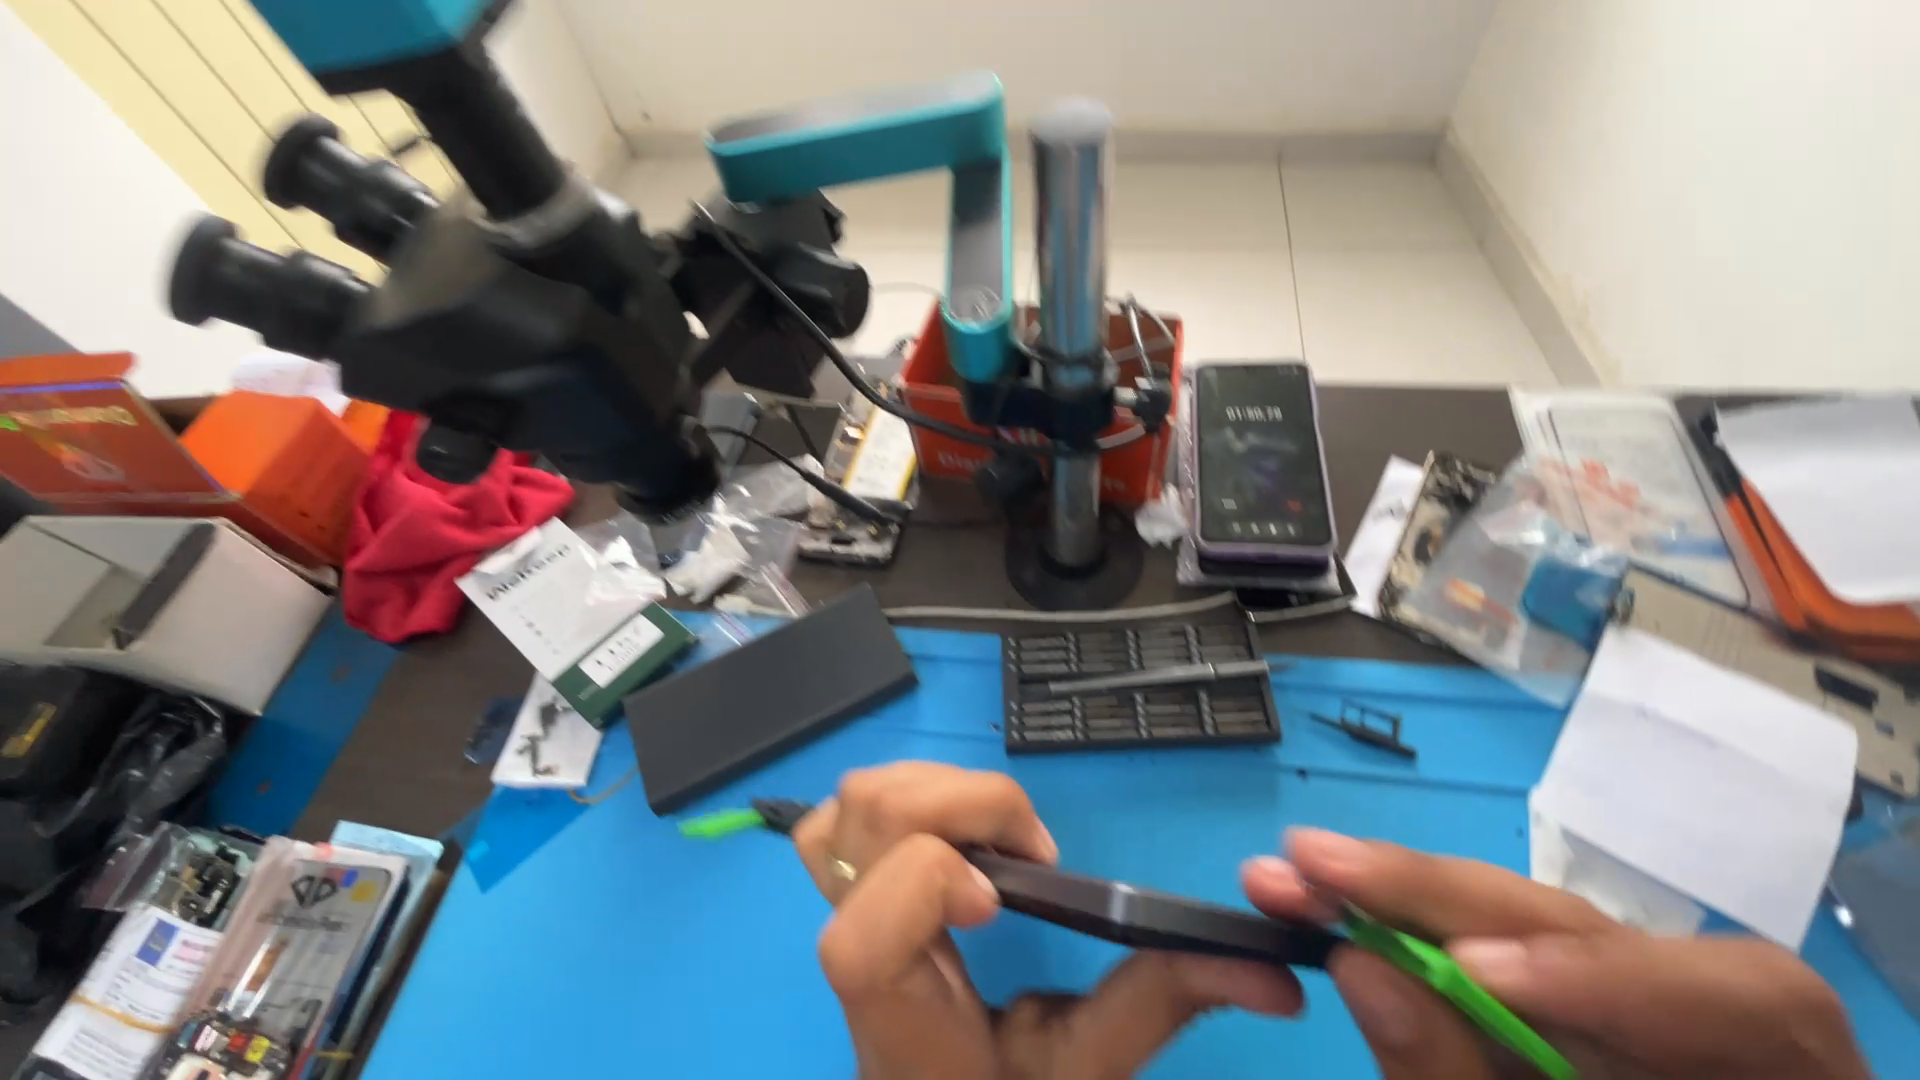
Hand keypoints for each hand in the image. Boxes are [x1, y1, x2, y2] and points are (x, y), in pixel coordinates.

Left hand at [795, 763, 1302, 1077]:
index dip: (928, 887)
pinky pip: (831, 817)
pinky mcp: (838, 885)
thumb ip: (1159, 1006)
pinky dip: (892, 799)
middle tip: (1026, 848)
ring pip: (850, 803)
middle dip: (965, 804)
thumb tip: (1269, 978)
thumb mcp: (1085, 1065)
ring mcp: (834, 909)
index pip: (856, 943)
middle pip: (867, 822)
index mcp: (899, 1016)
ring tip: (992, 835)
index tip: (1000, 897)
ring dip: (936, 790)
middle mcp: (851, 953)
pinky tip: (943, 832)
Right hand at [1243, 829, 1871, 1078]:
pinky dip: (1405, 926)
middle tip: (1313, 861)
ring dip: (1399, 894)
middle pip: (1592, 929)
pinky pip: (1488, 951)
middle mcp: (1712, 1040)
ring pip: (1527, 926)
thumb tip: (1358, 964)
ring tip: (1298, 876)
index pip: (1749, 1003)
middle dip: (1437, 893)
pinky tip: (1335, 905)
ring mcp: (1628, 1017)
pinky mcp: (1558, 1008)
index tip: (1472, 968)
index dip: (1609, 973)